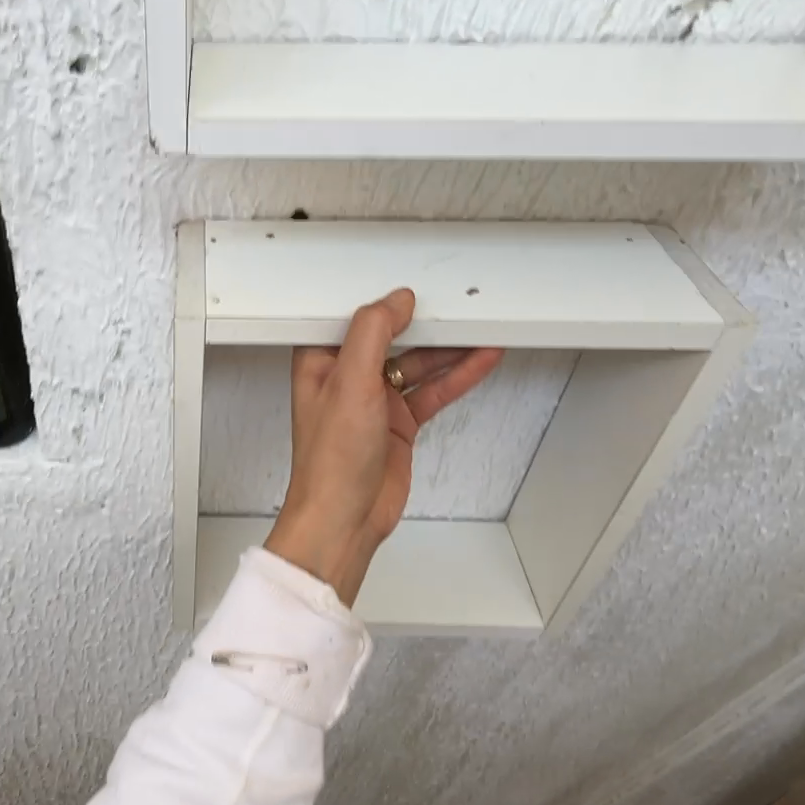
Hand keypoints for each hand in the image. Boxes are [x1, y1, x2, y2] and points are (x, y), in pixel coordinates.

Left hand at [264, 289, 502, 605]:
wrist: (345, 519)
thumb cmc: (330, 463)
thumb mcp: (349, 384)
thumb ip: (371, 335)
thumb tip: (395, 301)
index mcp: (320, 362)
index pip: (353, 317)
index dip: (382, 300)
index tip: (415, 285)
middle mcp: (346, 378)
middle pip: (392, 337)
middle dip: (426, 323)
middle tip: (461, 304)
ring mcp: (374, 401)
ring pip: (418, 364)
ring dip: (450, 349)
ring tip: (483, 329)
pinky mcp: (398, 423)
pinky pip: (433, 391)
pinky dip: (457, 376)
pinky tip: (481, 360)